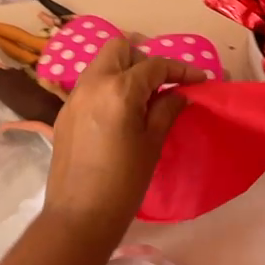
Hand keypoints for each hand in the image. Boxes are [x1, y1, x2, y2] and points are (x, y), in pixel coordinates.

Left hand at [43, 38, 206, 233]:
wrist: (79, 216)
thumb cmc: (124, 182)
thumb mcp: (152, 144)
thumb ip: (166, 110)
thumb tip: (179, 94)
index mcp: (119, 90)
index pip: (154, 65)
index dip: (180, 70)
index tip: (199, 81)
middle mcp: (93, 84)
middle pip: (120, 48)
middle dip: (144, 57)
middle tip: (162, 82)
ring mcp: (74, 97)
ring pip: (101, 63)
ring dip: (124, 69)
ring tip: (143, 96)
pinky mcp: (64, 113)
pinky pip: (90, 84)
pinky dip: (108, 86)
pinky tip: (120, 112)